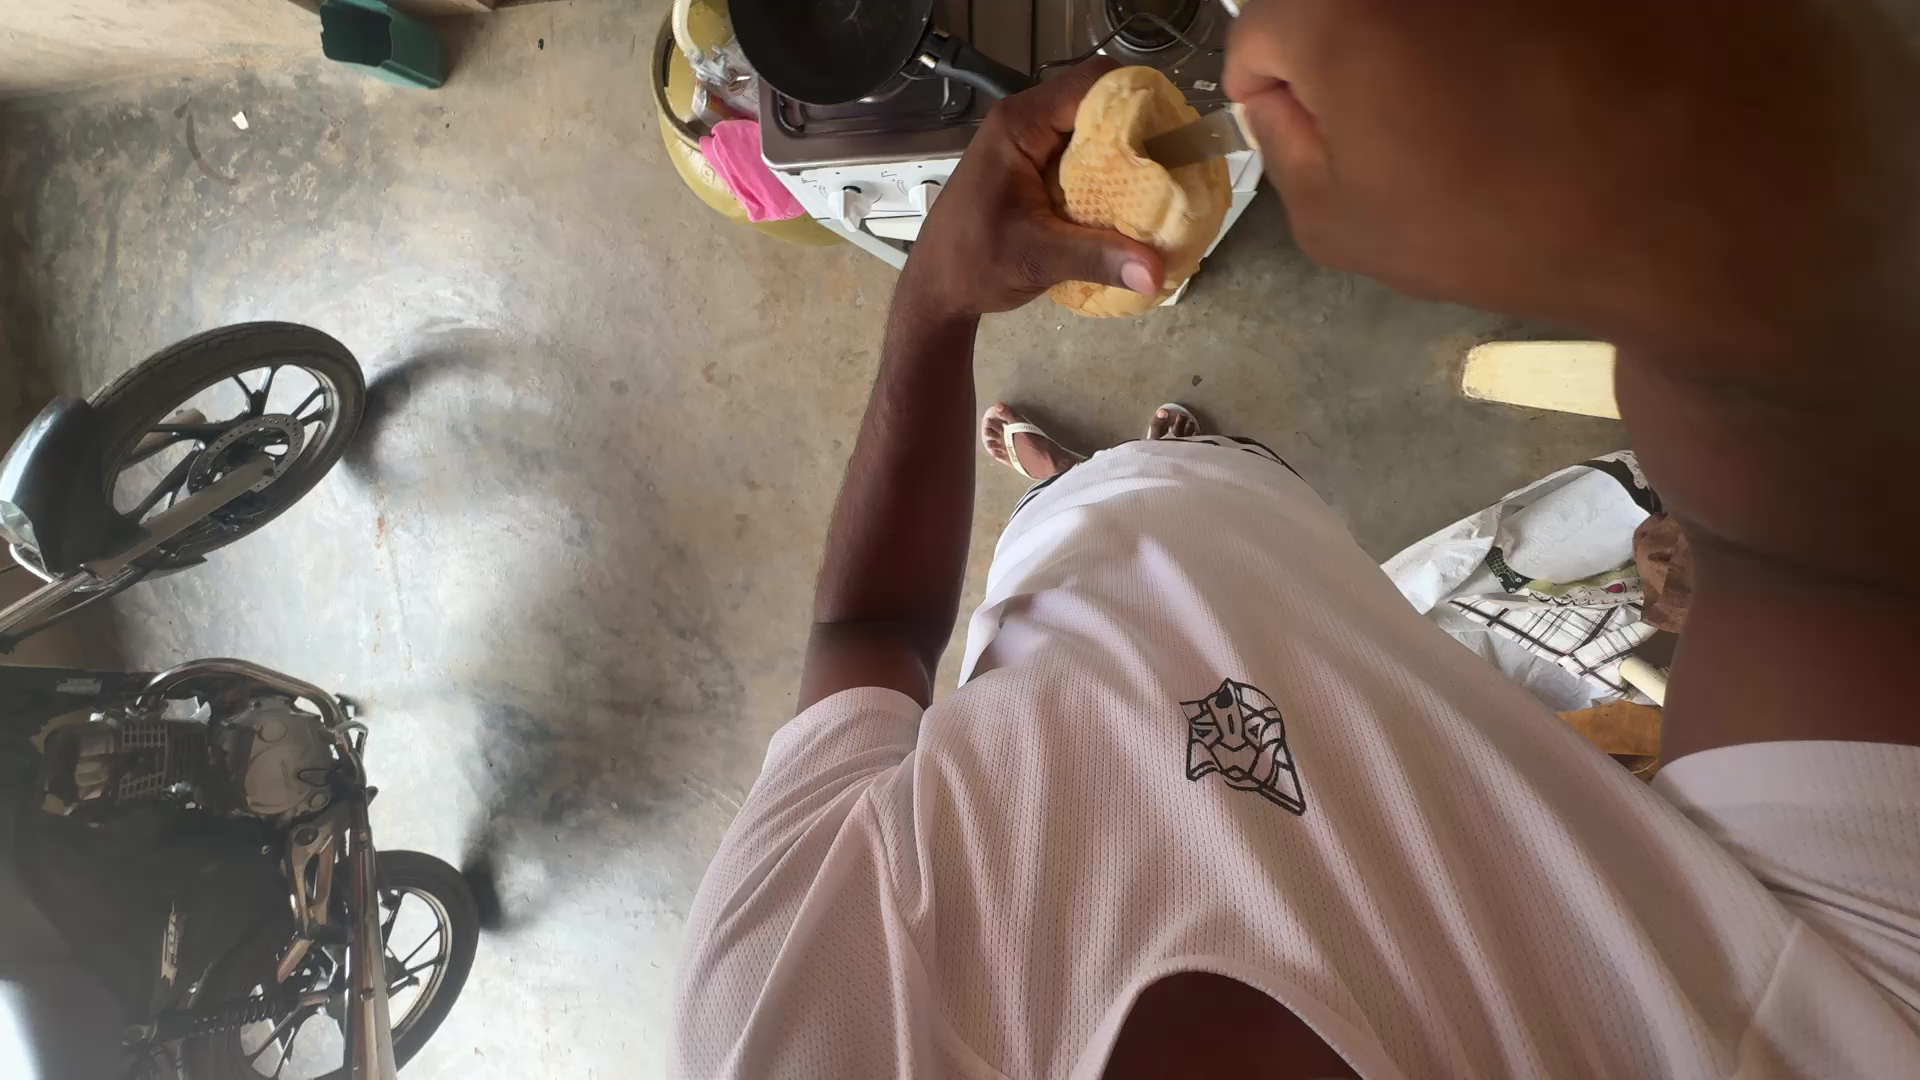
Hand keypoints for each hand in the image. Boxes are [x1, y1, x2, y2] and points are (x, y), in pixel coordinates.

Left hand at [900, 57, 1164, 317]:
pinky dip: (1105, 182)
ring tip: (1158, 189)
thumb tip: (1156, 272)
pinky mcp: (1032, 174)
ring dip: (1124, 161)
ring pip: (1091, 137)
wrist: (935, 291)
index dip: (1140, 101)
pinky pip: (1079, 164)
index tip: (1173, 136)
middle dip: (1139, 135)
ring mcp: (1028, 149)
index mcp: (1020, 125)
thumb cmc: (971, 265)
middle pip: (1098, 107)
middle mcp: (1026, 125)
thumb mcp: (1036, 259)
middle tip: (1174, 169)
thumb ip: (1097, 258)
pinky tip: (1126, 208)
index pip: (1093, 83)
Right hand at [1225, 0, 1919, 353]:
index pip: (1257, 33)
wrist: (1710, 192)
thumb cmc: (1496, 221)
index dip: (1273, 98)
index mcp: (1340, 2)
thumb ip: (1281, 150)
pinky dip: (1507, 24)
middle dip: (1344, 58)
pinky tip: (1547, 71)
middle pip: (1338, 2)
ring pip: (1426, 3)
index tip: (1317, 139)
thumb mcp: (1338, 223)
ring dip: (1425, 38)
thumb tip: (1286, 100)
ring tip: (1482, 103)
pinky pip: (1507, 0)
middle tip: (1398, 125)